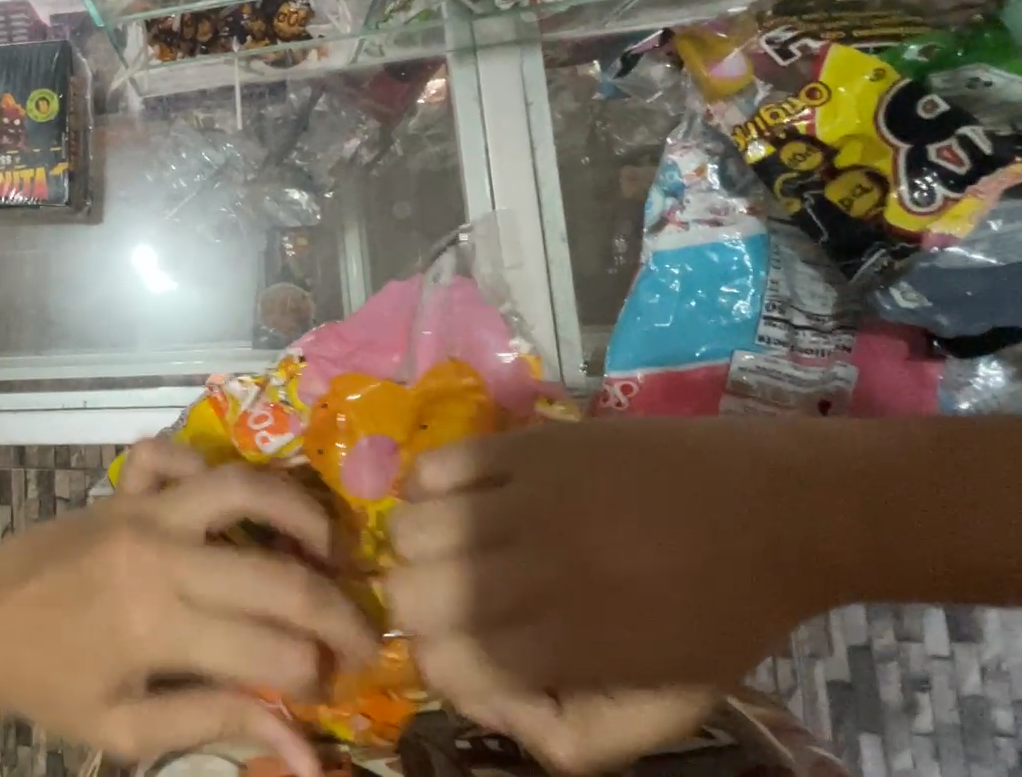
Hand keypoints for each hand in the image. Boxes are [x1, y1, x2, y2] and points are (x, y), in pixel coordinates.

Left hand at [0, 439, 379, 776]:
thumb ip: (214, 726)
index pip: (275, 652)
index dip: (319, 677)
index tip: (331, 689)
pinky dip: (207, 465)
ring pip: (240, 486)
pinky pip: (172, 454)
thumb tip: (310, 758)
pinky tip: (224, 501)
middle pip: (279, 573)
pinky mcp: (120, 488)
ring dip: (299, 511)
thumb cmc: (40, 682)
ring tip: (325, 547)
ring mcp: (139, 509)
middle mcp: (159, 556)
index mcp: (157, 628)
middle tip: (359, 635)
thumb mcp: (120, 729)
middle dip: (338, 611)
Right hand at [385, 417, 832, 698]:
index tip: (467, 645)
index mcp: (573, 650)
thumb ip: (576, 734)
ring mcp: (522, 502)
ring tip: (457, 540)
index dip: (442, 661)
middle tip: (453, 591)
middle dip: (418, 602)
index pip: (443, 666)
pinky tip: (464, 496)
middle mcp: (535, 576)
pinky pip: (430, 467)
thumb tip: (489, 704)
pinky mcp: (520, 446)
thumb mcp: (667, 704)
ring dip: (420, 543)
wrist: (775, 507)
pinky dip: (430, 487)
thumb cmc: (723, 612)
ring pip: (404, 528)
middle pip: (406, 596)